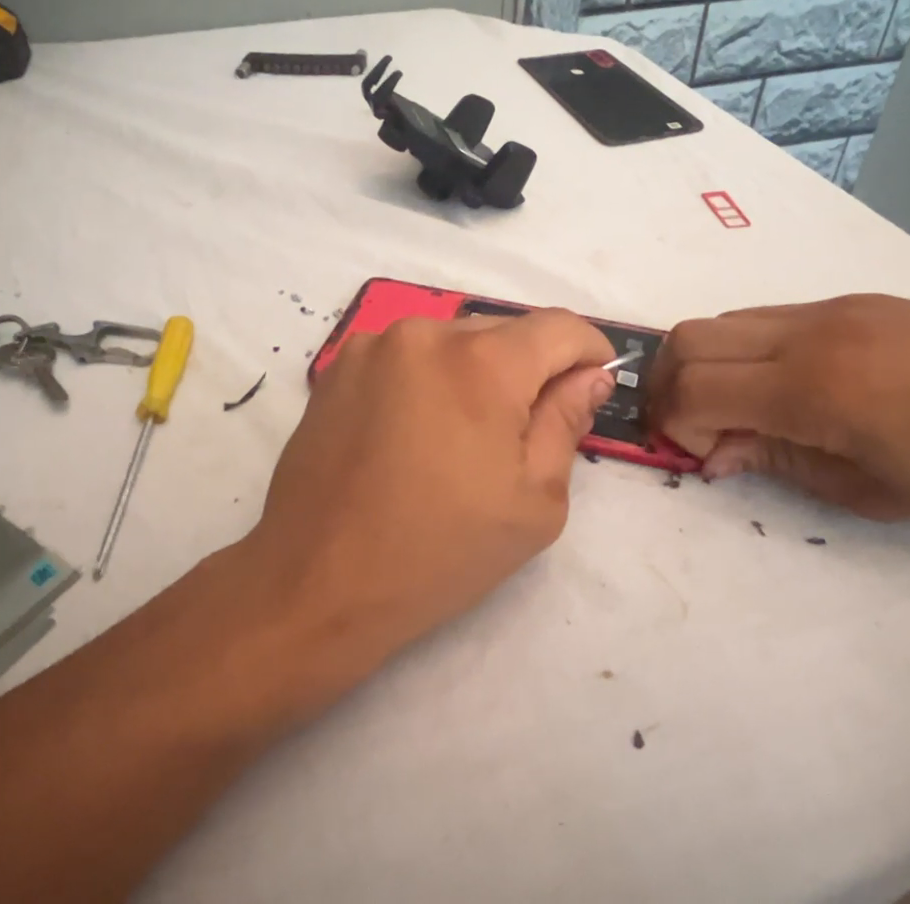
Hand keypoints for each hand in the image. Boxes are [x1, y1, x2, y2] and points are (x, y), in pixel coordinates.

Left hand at [247, 311, 615, 660]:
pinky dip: (428, 383)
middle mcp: (422, 334)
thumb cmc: (439, 552)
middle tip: (524, 438)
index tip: (592, 390)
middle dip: (529, 372)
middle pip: (504, 333)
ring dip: (476, 376)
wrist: (317, 583)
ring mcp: (370, 348)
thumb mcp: (533, 501)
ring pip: (453, 343)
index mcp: (480, 363)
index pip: (559, 326)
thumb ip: (567, 422)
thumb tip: (590, 375)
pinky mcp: (336, 370)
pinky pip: (407, 359)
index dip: (589, 354)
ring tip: (462, 444)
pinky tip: (416, 438)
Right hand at [648, 295, 909, 519]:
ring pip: (722, 320)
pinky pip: (765, 317)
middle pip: (686, 338)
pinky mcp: (851, 301)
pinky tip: (781, 389)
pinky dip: (743, 351)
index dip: (673, 426)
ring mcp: (828, 308)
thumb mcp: (868, 490)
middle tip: (690, 430)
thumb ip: (776, 461)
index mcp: (811, 388)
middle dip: (667, 387)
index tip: (698, 458)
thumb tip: (715, 452)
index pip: (692, 389)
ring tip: (735, 412)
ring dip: (704, 366)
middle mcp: (805, 333)